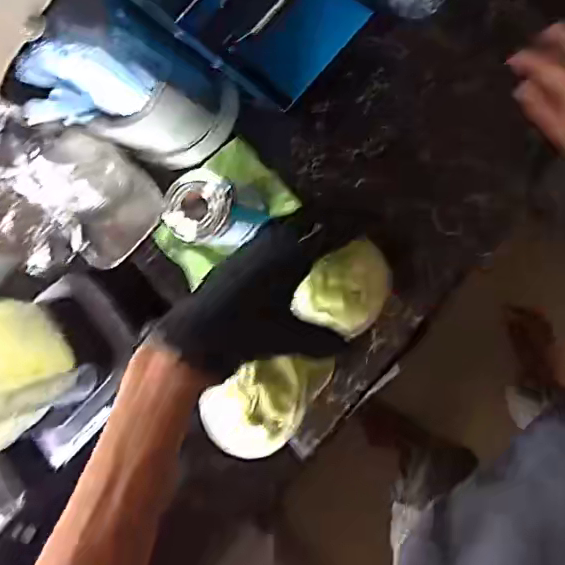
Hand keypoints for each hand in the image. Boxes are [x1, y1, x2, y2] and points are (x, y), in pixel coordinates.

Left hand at [152, 219, 346, 380]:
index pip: (331, 231)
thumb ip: (320, 339)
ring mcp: (256, 244)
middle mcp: (275, 241)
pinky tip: (297, 252)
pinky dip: (294, 236)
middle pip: (312, 219)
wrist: (194, 337)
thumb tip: (350, 346)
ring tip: (329, 234)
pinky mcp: (242, 253)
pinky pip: (277, 234)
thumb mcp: (287, 338)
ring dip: (312, 225)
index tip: (371, 221)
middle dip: (334, 219)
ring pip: (293, 225)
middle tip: (353, 224)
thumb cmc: (243, 333)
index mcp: (292, 255)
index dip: (352, 224)